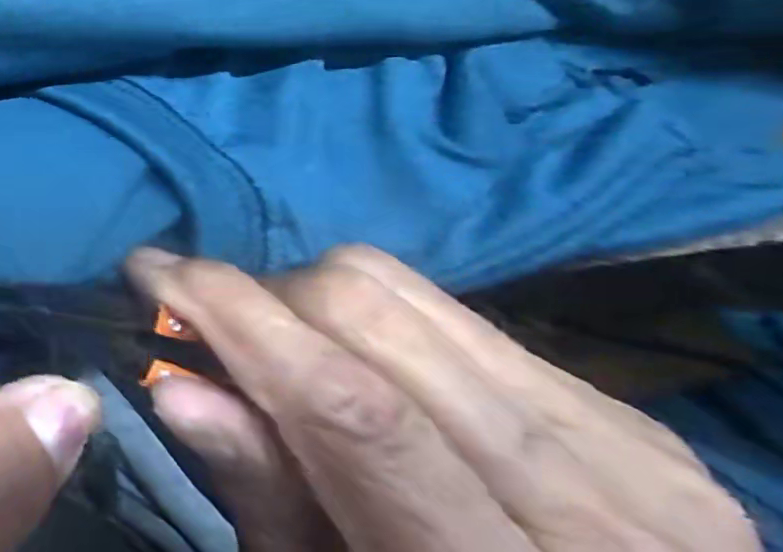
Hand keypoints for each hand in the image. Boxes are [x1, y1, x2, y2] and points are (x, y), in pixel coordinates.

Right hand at [125, 245, 759, 550]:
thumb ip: (262, 492)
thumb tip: (171, 383)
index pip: (347, 405)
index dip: (233, 317)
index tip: (147, 270)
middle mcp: (592, 512)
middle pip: (367, 317)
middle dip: (257, 296)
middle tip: (212, 325)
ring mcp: (629, 457)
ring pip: (406, 290)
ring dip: (306, 295)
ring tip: (282, 338)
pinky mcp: (635, 422)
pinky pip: (456, 310)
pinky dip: (375, 317)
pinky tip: (365, 361)